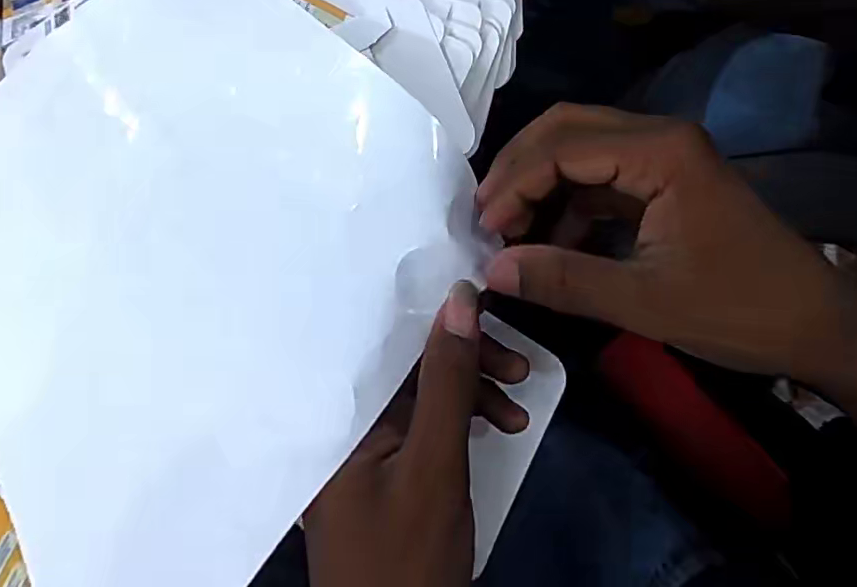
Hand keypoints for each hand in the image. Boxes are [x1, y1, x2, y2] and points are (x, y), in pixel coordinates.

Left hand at [305, 283, 519, 586]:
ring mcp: (366, 449)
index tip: (489, 309)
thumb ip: (446, 381)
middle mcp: (344, 420)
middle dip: (466, 360)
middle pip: (407, 365)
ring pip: (420, 394)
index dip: (437, 316)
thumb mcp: (434, 466)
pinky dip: (460, 422)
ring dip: (471, 392)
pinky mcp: (387, 471)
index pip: (386, 339)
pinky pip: (423, 425)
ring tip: (517, 413)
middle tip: (518, 368)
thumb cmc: (407, 560)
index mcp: (338, 410)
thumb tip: (460, 296)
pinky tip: (494, 428)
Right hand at [476, 106, 856, 478]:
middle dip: (518, 168)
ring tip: (509, 226)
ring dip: (538, 181)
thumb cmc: (743, 311)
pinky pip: (596, 172)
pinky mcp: (661, 176)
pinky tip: (550, 237)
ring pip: (576, 145)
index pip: (562, 147)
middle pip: (563, 128)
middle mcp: (657, 135)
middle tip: (486, 213)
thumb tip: (489, 271)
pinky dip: (565, 198)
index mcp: (659, 151)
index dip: (515, 184)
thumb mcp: (646, 301)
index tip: (485, 227)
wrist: (824, 330)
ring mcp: (661, 153)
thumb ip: (563, 279)